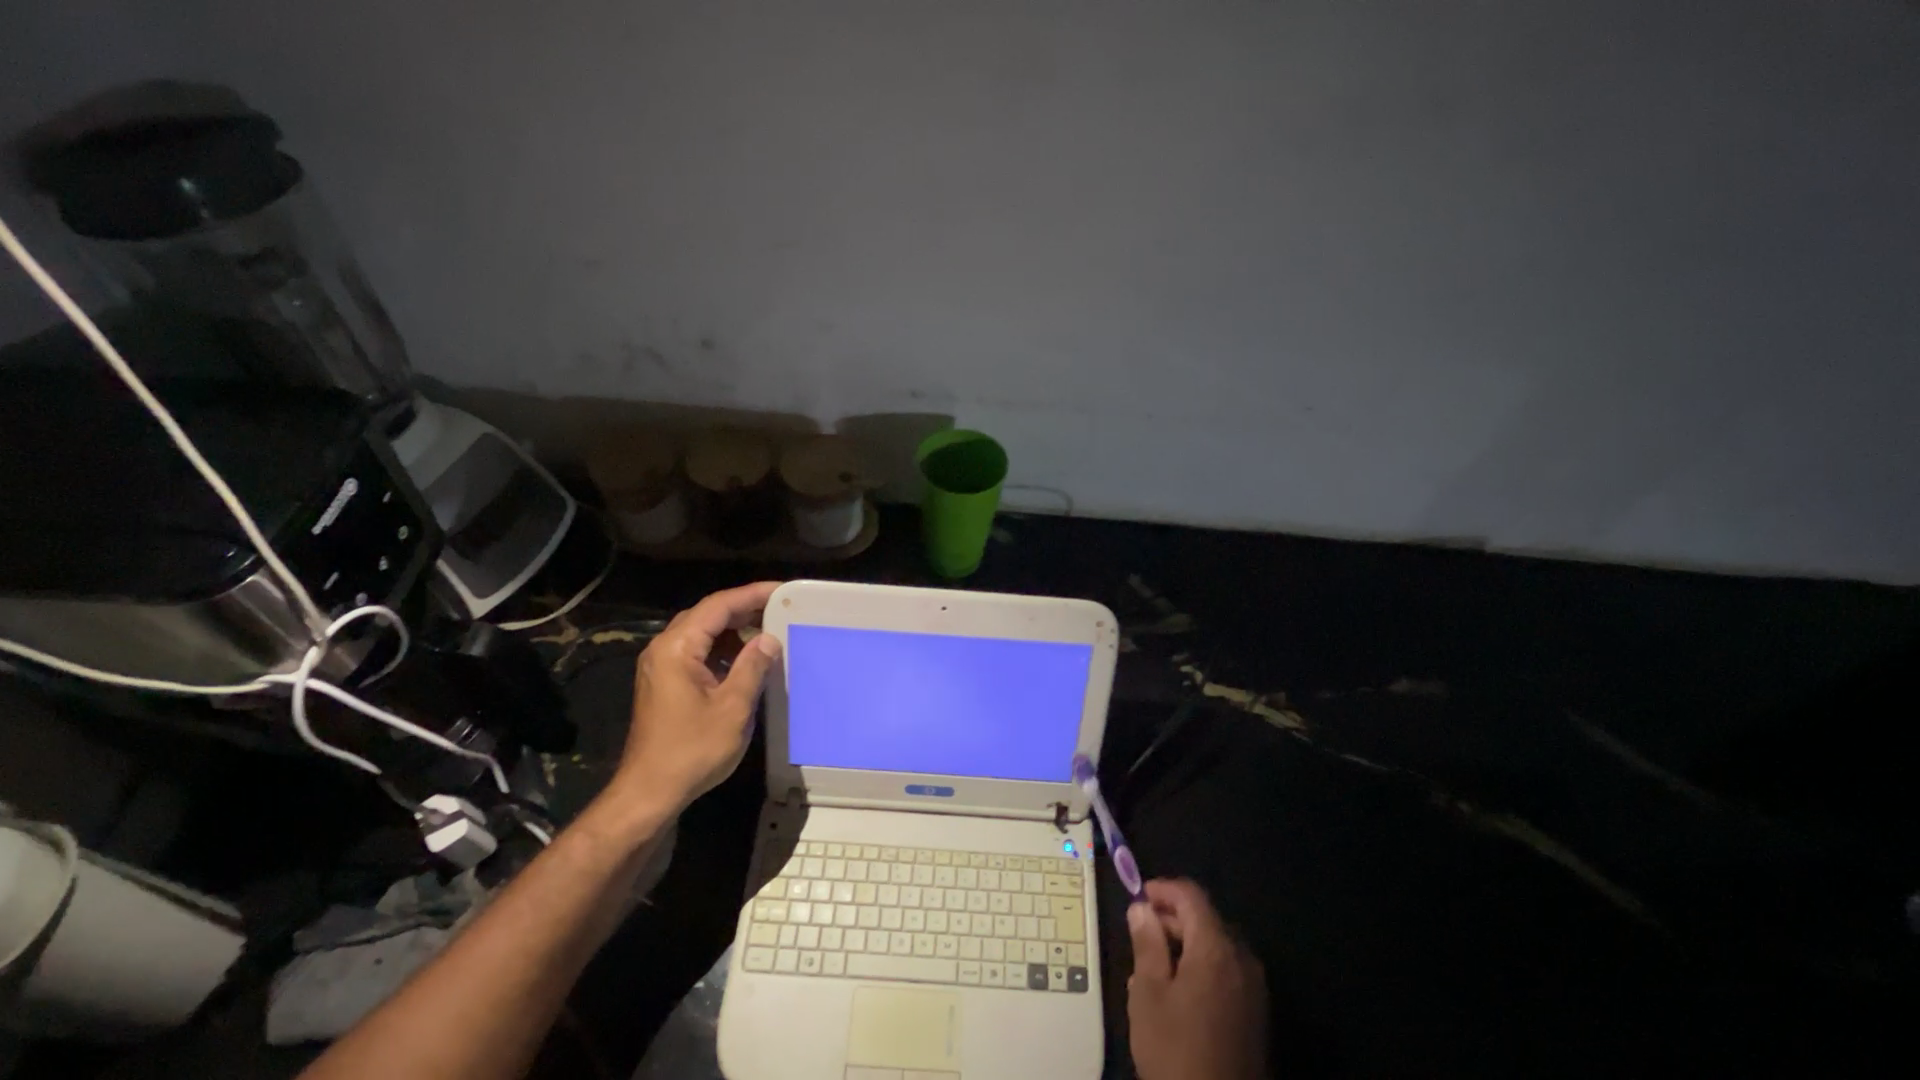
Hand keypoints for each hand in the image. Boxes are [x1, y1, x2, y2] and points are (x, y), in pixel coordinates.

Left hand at [600, 582, 782, 822]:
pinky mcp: (664, 684)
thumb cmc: (692, 750)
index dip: (752, 595)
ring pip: (701, 635)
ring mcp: (661, 667)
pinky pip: (696, 654)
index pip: (718, 606)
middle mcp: (663, 649)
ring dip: (734, 632)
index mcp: (677, 648)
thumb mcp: (733, 707)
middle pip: (707, 615)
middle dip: (744, 610)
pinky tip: (746, 662)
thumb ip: (752, 667)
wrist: (650, 791)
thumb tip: (768, 639)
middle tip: (781, 609)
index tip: (783, 591)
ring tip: (769, 632)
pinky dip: (722, 651)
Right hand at [1127, 879, 1267, 1079]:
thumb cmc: (1176, 1050)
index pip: (1192, 896)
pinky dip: (1204, 963)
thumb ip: (1146, 945)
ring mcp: (1254, 985)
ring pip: (1218, 944)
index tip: (1136, 896)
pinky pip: (1228, 968)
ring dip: (1188, 941)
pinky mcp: (1256, 1010)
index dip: (1162, 889)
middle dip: (1173, 916)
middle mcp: (1242, 958)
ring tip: (1155, 961)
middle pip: (1207, 918)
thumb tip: (1141, 908)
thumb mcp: (1148, 994)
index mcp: (1216, 949)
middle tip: (1140, 931)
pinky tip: (1180, 987)